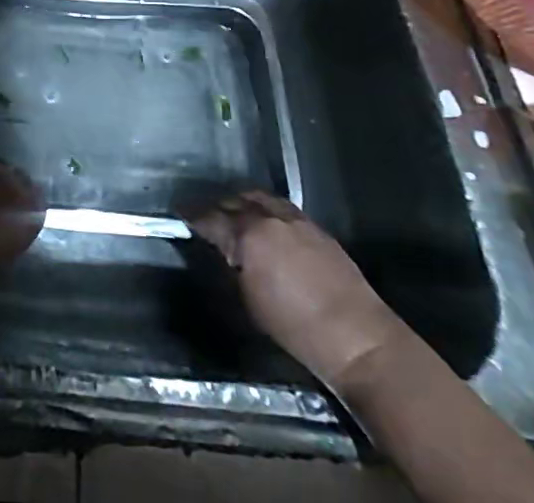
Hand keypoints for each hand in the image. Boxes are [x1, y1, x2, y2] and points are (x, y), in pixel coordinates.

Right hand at [185, 191, 402, 387]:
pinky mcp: (315, 227)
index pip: (211, 217)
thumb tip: (217, 254)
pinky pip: (280, 207)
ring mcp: (297, 219)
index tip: (179, 212)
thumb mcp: (246, 304)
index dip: (192, 214)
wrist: (354, 334)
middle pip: (236, 200)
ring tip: (229, 211)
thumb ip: (227, 271)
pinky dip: (264, 208)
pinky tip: (263, 222)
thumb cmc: (293, 327)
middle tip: (201, 212)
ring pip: (260, 198)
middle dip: (215, 204)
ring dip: (241, 201)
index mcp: (249, 235)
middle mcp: (271, 218)